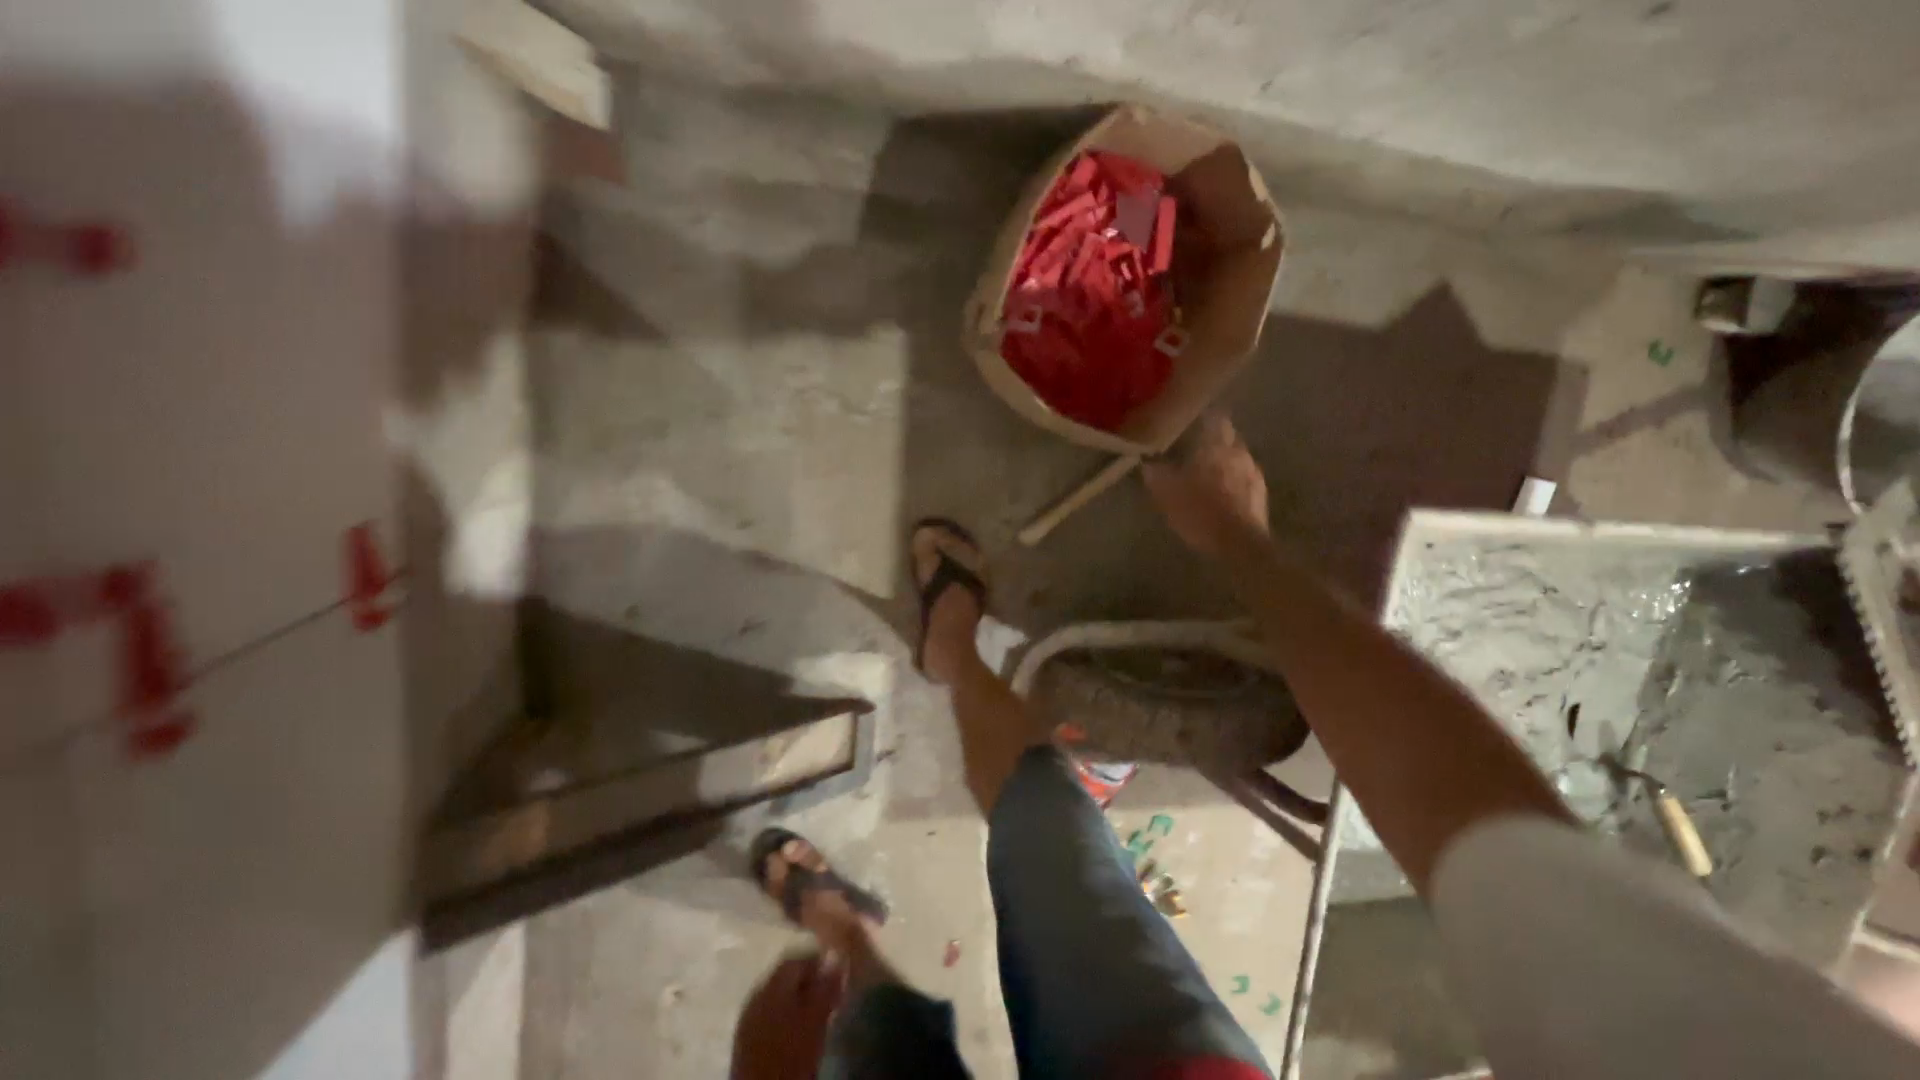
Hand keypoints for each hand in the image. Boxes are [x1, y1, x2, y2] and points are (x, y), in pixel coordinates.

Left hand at [731, 953, 847, 1079]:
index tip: (839, 973)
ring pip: (778, 995)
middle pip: (786, 975)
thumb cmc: (791, 1052)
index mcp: (772, 984)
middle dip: (810, 981)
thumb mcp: (815, 1019)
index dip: (819, 960)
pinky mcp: (746, 1036)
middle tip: (833, 995)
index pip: (797, 957)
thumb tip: (836, 954)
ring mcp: (748, 1015)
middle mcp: (756, 992)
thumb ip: (825, 986)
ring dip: (799, 1000)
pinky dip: (787, 1016)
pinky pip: (770, 1014)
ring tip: (819, 1015)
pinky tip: (798, 1030)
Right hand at [1143, 411, 1269, 557]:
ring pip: (1239, 457)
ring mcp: (1254, 473)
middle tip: (1200, 448)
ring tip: (1212, 472)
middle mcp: (1239, 453)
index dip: (1207, 418)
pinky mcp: (1262, 493)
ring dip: (1228, 461)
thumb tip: (1147, 463)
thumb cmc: (1200, 511)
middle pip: (1230, 437)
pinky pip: (1247, 478)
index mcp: (1216, 446)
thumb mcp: (1167, 494)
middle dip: (1217, 440)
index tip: (1196, 420)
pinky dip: (1236, 480)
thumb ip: (1157, 474)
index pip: (1216, 419)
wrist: (1238, 543)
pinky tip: (1226, 493)